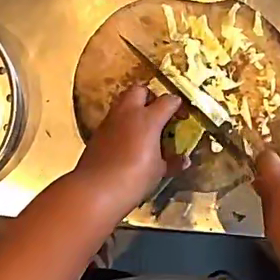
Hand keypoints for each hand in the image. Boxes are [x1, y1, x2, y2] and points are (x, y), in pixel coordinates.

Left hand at [75, 86, 183, 205]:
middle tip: (158, 113)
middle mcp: (128, 113)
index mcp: (148, 119)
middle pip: (139, 90)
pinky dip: (122, 124)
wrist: (96, 189)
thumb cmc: (134, 178)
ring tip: (142, 127)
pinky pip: (112, 120)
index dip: (177, 105)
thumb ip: (172, 162)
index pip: (167, 101)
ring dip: (133, 109)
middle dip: (150, 96)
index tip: (182, 115)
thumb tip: (184, 160)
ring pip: (122, 102)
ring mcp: (110, 121)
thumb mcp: (158, 171)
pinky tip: (127, 141)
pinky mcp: (97, 133)